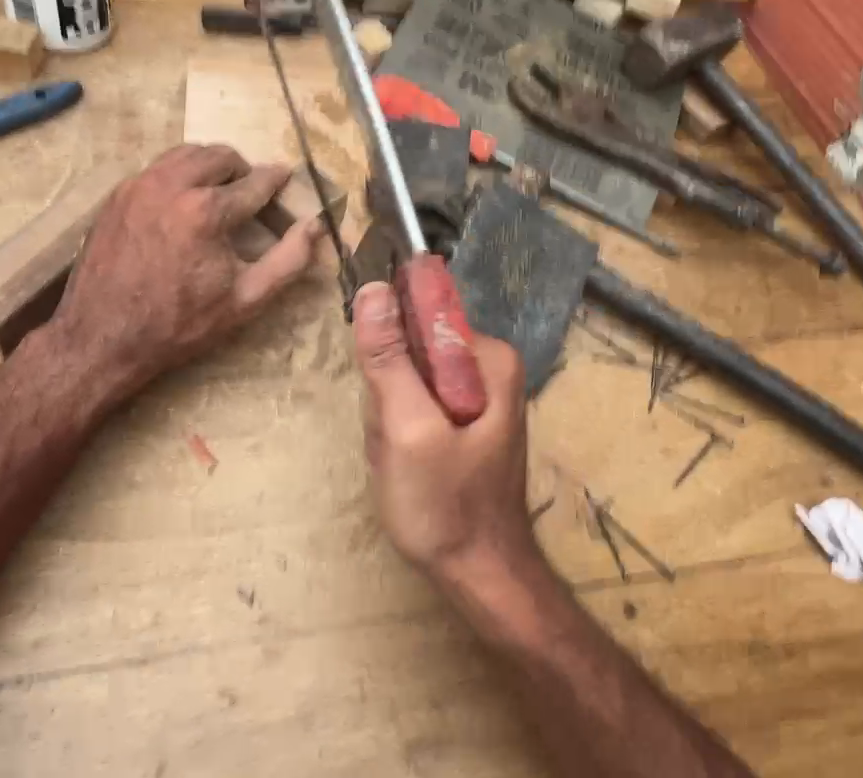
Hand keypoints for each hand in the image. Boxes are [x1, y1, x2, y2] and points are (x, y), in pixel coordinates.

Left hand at [45, 144, 324, 399]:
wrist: (103, 337)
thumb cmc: (180, 324)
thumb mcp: (245, 300)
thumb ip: (288, 260)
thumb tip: (315, 226)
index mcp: (208, 210)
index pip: (255, 182)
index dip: (276, 180)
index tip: (286, 176)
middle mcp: (172, 185)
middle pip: (220, 155)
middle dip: (243, 167)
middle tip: (251, 189)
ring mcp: (140, 186)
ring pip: (186, 153)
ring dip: (210, 164)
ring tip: (219, 189)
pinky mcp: (118, 195)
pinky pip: (157, 168)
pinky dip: (179, 174)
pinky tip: (183, 202)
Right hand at [352, 281, 535, 585]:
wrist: (480, 575)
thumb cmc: (445, 506)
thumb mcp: (407, 428)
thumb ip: (388, 358)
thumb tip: (374, 288)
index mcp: (488, 356)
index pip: (417, 316)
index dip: (388, 354)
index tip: (385, 400)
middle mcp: (488, 366)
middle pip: (408, 351)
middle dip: (388, 397)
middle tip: (394, 441)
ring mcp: (476, 395)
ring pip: (404, 382)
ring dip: (389, 421)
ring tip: (400, 460)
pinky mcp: (463, 420)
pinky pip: (414, 408)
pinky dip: (399, 436)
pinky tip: (406, 467)